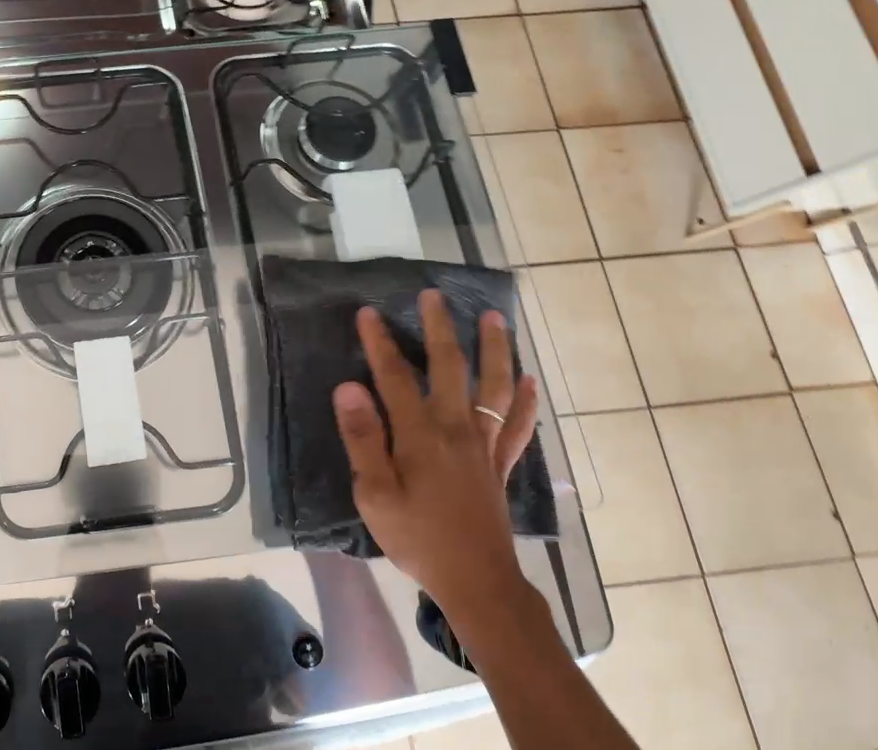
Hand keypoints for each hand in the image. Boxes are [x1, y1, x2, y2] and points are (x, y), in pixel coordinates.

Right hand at [332, 291, 539, 621]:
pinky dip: (525, 401)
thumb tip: (348, 387)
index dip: (380, 342)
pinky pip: (516, 426)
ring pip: (493, 388)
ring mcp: (483, 446)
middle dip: (439, 329)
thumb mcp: (374, 494)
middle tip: (433, 295)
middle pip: (450, 368)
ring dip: (494, 350)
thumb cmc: (416, 538)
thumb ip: (363, 438)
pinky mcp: (499, 465)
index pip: (395, 377)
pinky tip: (529, 379)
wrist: (476, 581)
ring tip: (494, 318)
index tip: (368, 312)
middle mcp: (455, 430)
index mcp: (420, 435)